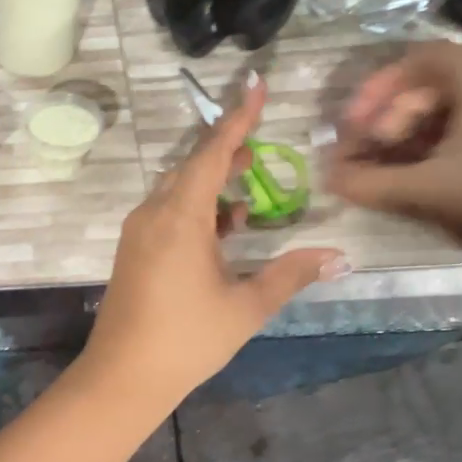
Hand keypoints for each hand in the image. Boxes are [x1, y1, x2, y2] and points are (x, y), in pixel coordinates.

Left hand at [82, 74, 345, 406]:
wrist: (123, 376)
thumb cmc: (186, 339)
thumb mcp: (246, 306)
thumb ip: (290, 275)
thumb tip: (338, 257)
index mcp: (179, 218)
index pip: (210, 154)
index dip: (236, 120)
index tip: (255, 85)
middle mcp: (152, 216)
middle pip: (190, 169)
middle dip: (224, 154)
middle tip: (258, 150)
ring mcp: (137, 235)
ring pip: (175, 192)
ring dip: (209, 184)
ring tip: (245, 185)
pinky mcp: (132, 254)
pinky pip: (164, 215)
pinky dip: (193, 210)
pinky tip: (221, 228)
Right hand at [326, 42, 461, 264]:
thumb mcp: (424, 194)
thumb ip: (368, 183)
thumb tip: (329, 179)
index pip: (422, 57)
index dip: (379, 89)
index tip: (358, 128)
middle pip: (445, 82)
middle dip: (400, 117)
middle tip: (378, 155)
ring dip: (430, 132)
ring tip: (411, 172)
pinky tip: (456, 178)